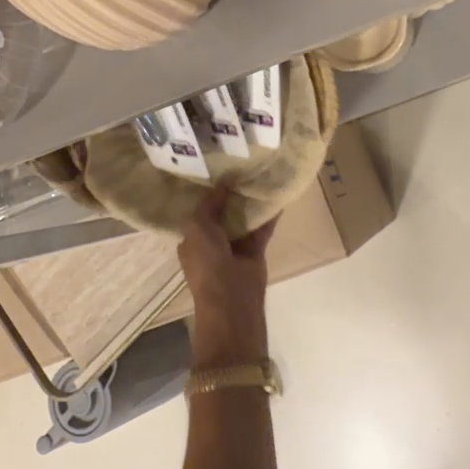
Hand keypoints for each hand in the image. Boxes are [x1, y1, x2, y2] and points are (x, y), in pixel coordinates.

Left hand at [179, 182, 275, 368]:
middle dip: (230, 195)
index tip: (215, 171)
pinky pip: (262, 229)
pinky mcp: (255, 253)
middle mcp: (212, 243)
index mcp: (192, 239)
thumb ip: (209, 203)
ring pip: (243, 220)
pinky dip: (269, 215)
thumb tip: (223, 183)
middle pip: (222, 214)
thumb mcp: (198, 226)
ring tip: (260, 176)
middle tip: (241, 168)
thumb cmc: (206, 262)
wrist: (231, 300)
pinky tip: (277, 196)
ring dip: (250, 202)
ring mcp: (234, 248)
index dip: (206, 193)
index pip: (197, 212)